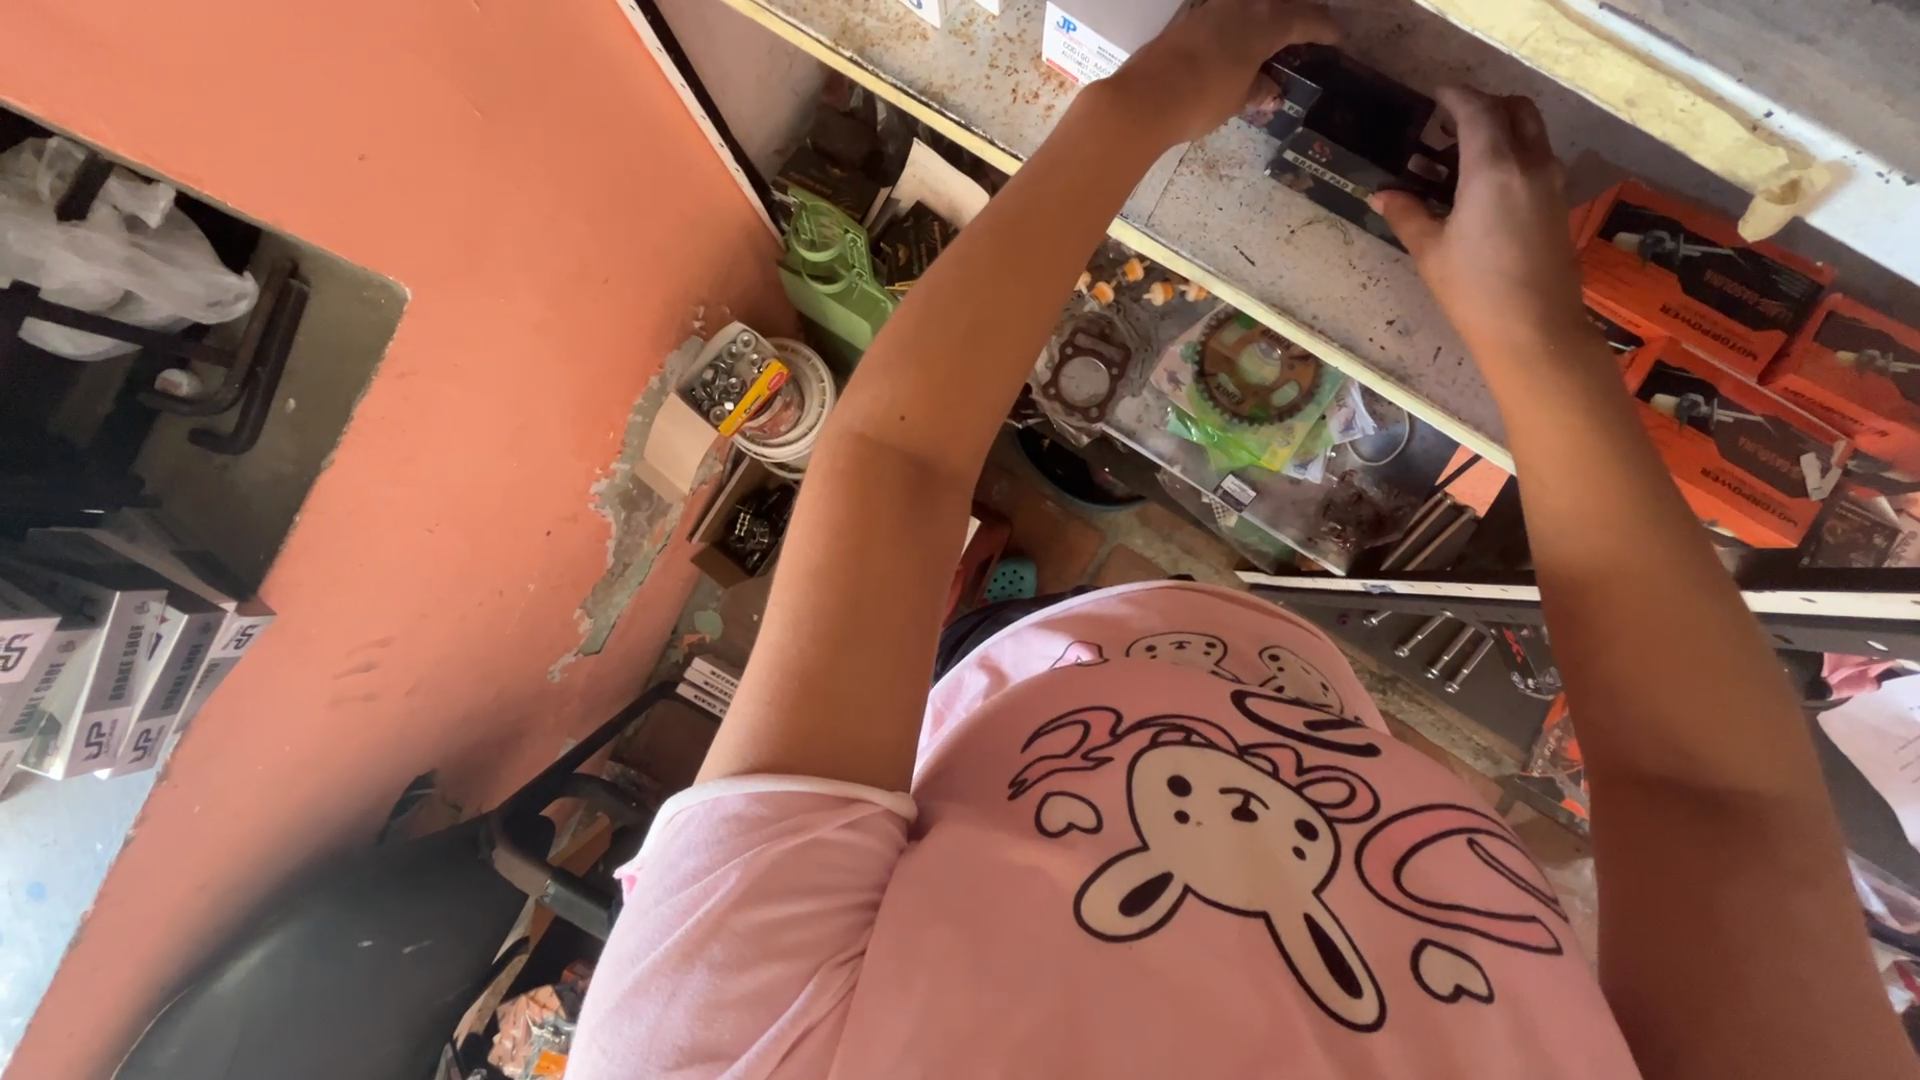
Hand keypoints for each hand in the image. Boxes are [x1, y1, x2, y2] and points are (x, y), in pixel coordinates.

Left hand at [1102, 0, 1339, 147]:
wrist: (1143, 100)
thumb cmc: (1199, 100)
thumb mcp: (1236, 100)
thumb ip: (1257, 89)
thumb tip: (1270, 90)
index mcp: (1265, 21)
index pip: (1306, 18)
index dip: (1324, 29)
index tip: (1336, 40)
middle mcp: (1242, 4)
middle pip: (1278, 2)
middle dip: (1295, 13)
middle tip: (1305, 29)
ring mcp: (1212, 9)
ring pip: (1248, 5)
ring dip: (1263, 16)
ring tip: (1269, 36)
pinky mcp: (1187, 21)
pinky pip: (1223, 14)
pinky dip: (1237, 24)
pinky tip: (1234, 41)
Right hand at [1371, 88, 1589, 361]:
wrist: (1531, 326)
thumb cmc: (1471, 289)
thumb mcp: (1429, 251)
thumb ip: (1406, 213)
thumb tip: (1382, 194)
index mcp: (1493, 169)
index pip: (1477, 112)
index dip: (1455, 97)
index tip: (1435, 96)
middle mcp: (1530, 163)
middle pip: (1515, 109)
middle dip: (1484, 106)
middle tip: (1449, 123)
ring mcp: (1551, 181)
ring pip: (1531, 131)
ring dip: (1500, 128)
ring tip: (1461, 154)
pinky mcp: (1557, 201)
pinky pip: (1536, 156)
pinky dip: (1512, 152)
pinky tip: (1482, 184)